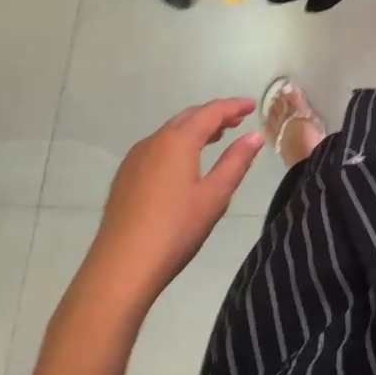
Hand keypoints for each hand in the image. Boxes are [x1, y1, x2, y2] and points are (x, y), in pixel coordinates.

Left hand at [82, 99, 265, 303]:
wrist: (120, 269)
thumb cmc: (175, 229)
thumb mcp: (215, 195)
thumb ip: (236, 161)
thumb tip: (255, 135)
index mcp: (177, 141)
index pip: (211, 112)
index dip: (234, 106)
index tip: (253, 105)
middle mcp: (153, 142)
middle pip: (188, 117)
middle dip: (215, 115)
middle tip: (239, 120)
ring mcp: (134, 160)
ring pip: (170, 132)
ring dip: (195, 129)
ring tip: (216, 137)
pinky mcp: (124, 178)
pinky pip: (156, 148)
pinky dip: (177, 144)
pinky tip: (184, 162)